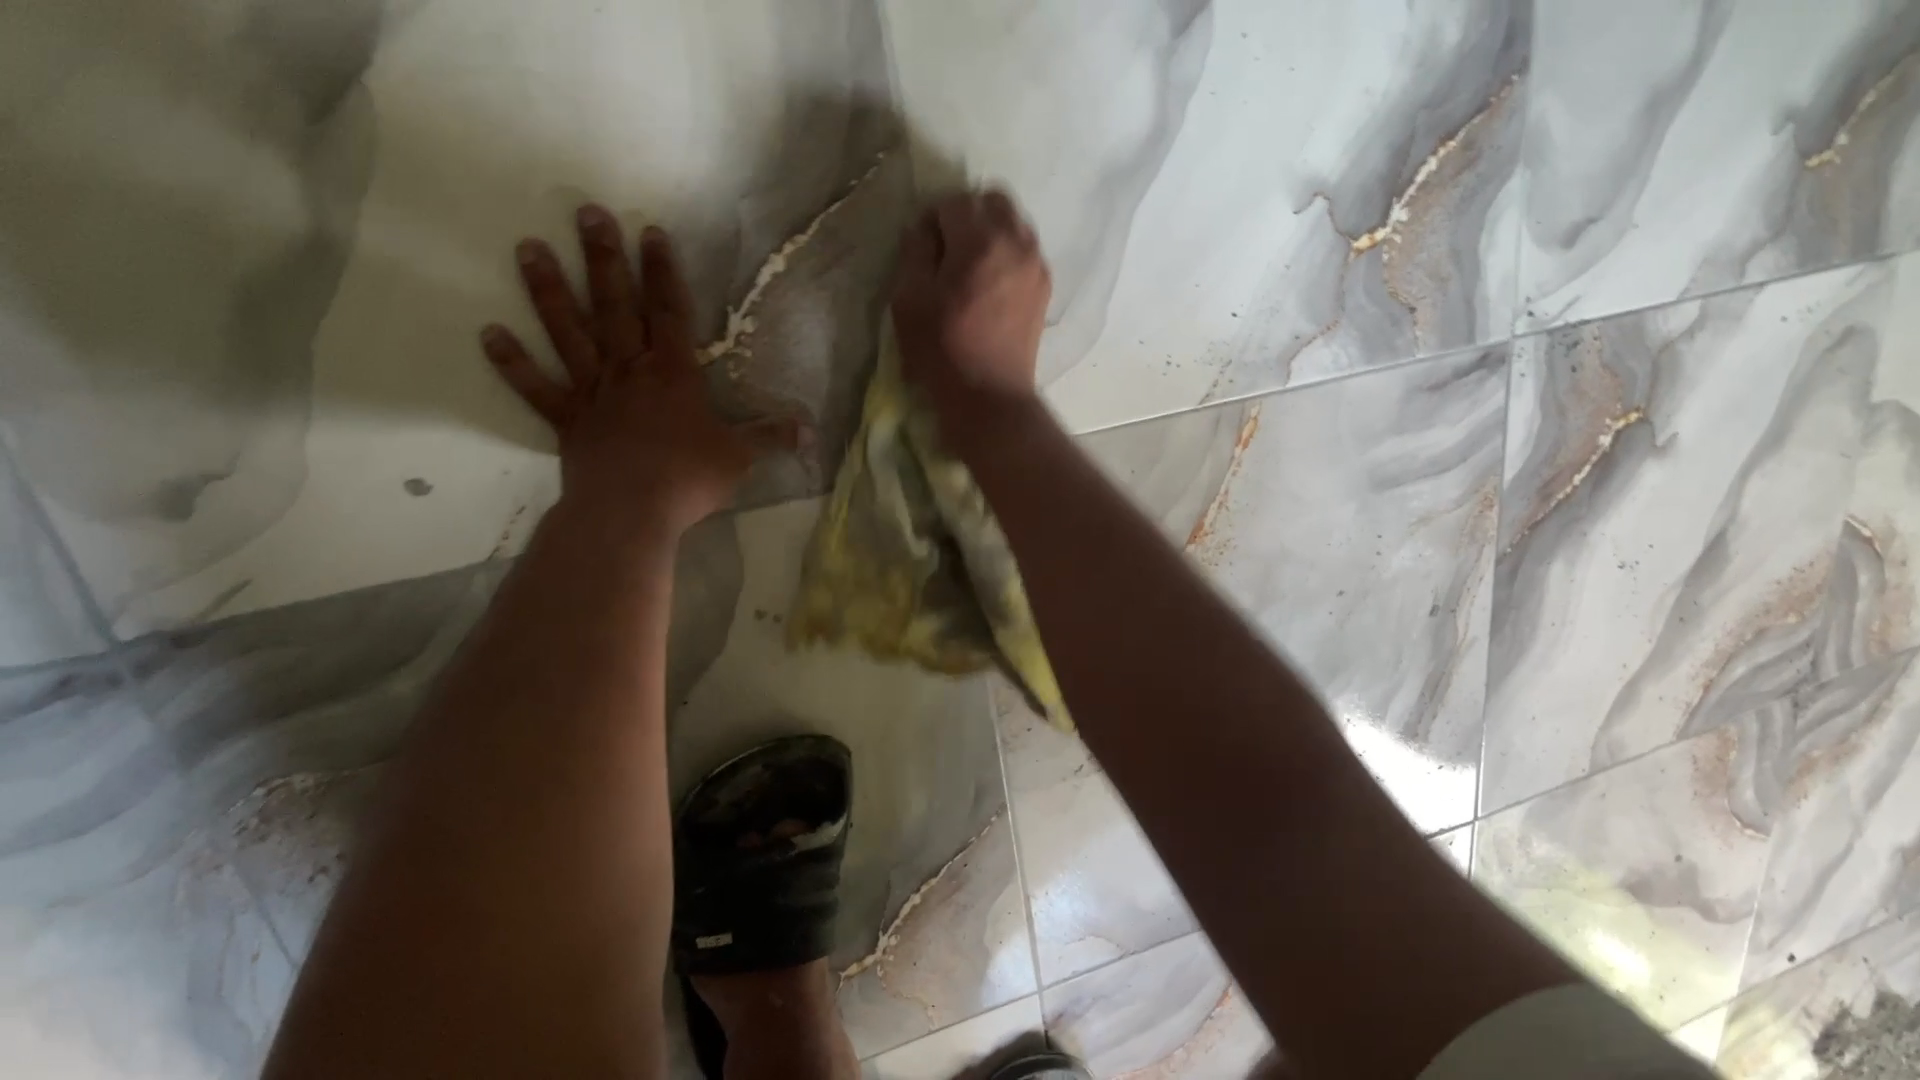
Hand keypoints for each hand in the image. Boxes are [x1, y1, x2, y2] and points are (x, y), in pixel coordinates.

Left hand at [482, 206, 799, 540]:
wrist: (630, 513)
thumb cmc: (687, 480)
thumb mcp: (739, 457)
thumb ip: (770, 437)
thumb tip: (809, 431)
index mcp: (672, 373)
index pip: (669, 312)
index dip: (662, 272)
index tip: (649, 231)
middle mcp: (629, 370)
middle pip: (614, 306)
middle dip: (603, 259)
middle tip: (586, 213)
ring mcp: (592, 392)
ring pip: (568, 333)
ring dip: (548, 291)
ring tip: (526, 247)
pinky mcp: (566, 420)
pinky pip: (535, 388)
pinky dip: (512, 363)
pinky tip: (487, 333)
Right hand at [892, 190, 1052, 428]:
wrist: (989, 397)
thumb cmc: (942, 350)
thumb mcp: (909, 299)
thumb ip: (914, 253)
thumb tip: (923, 229)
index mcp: (981, 240)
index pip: (954, 203)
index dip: (932, 222)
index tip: (923, 251)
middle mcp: (1016, 242)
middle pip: (992, 201)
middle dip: (967, 215)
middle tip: (947, 251)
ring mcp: (1036, 264)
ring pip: (1013, 223)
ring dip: (989, 232)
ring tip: (969, 268)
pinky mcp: (1044, 287)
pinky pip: (1025, 250)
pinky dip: (1006, 253)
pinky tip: (989, 284)